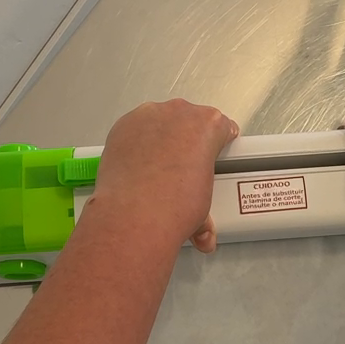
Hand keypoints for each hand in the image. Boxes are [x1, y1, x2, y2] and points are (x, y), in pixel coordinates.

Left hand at [91, 98, 238, 252]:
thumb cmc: (174, 206)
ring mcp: (148, 116)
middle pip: (189, 119)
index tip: (213, 155)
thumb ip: (204, 205)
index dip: (219, 142)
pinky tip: (139, 165)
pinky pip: (135, 129)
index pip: (221, 126)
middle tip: (185, 167)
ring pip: (160, 121)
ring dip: (162, 138)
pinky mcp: (123, 125)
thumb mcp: (203, 206)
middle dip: (189, 140)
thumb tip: (203, 230)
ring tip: (159, 168)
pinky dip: (138, 142)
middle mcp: (179, 113)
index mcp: (208, 124)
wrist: (135, 214)